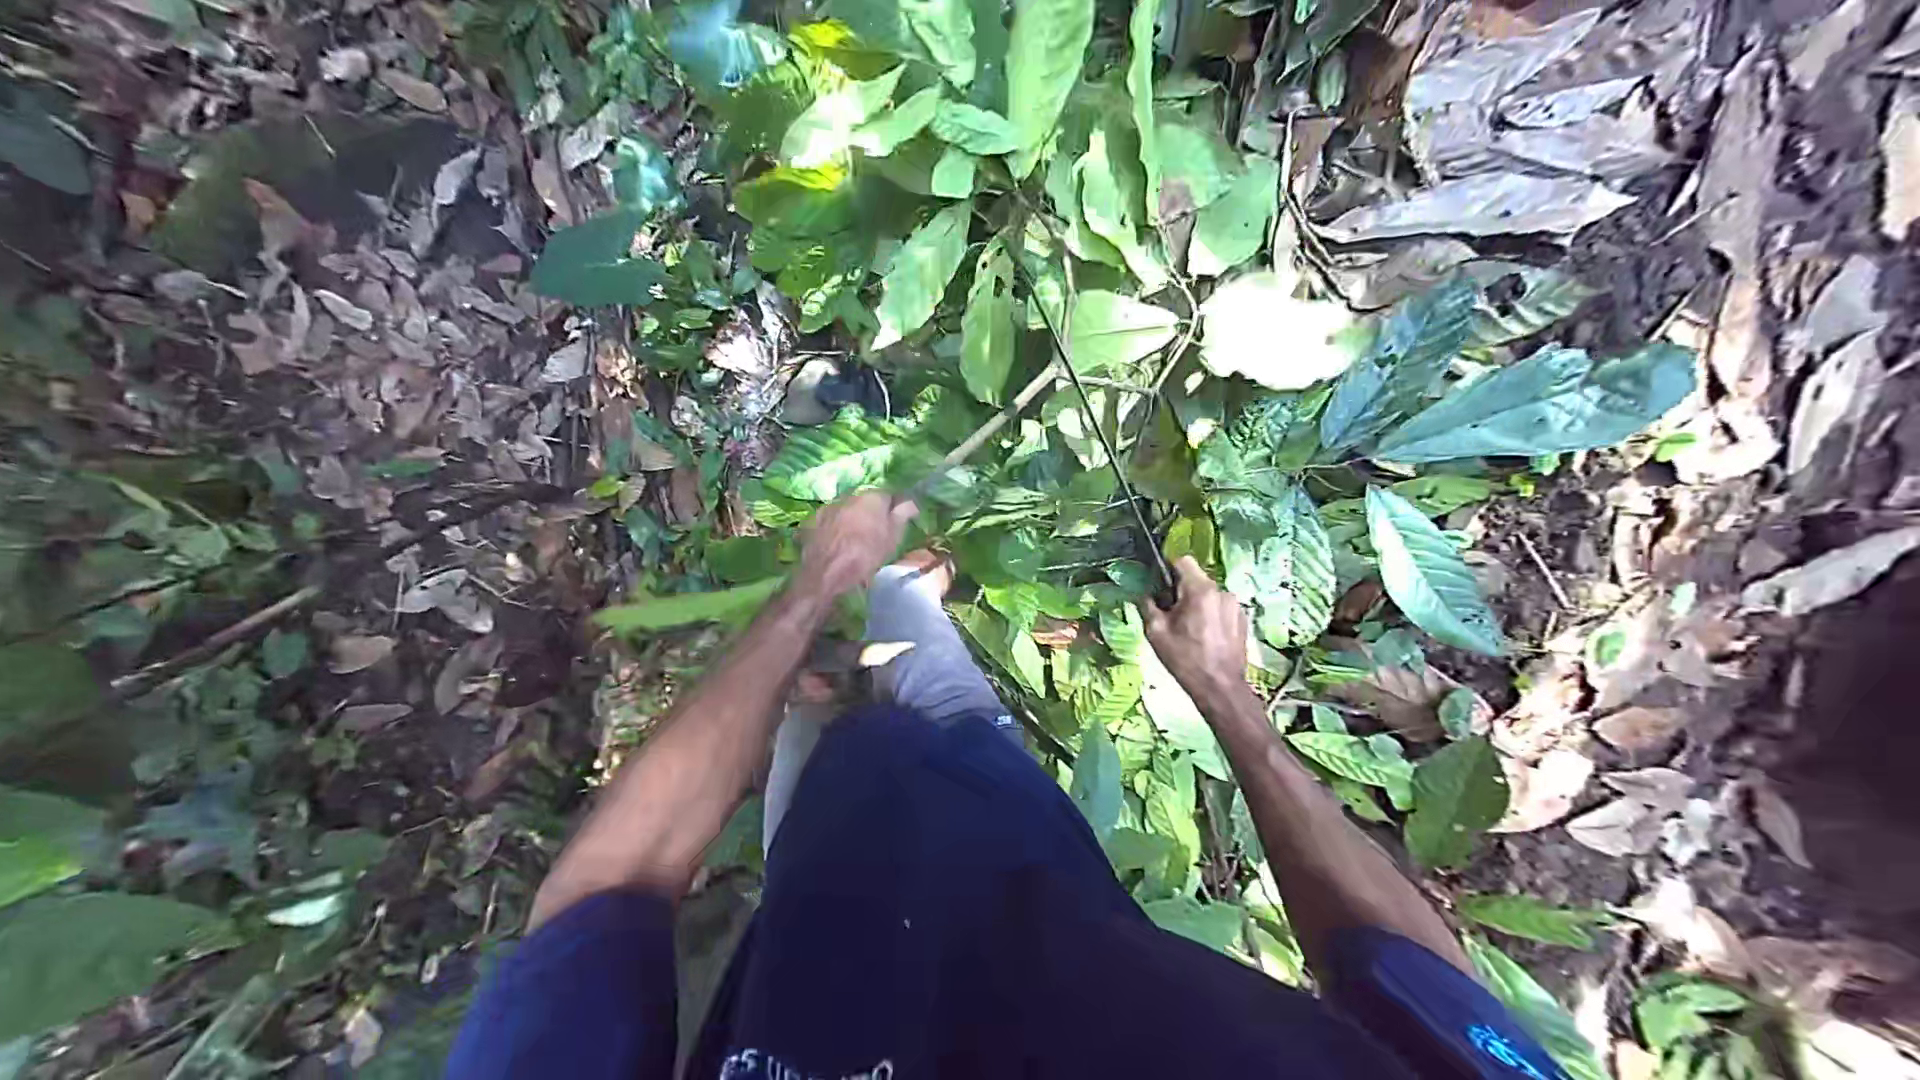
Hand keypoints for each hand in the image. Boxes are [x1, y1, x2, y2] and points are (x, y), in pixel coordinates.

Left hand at [796, 491, 917, 597]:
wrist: (826, 572)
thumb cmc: (865, 555)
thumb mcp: (892, 538)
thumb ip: (901, 516)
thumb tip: (909, 502)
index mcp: (872, 497)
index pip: (889, 495)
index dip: (894, 507)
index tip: (897, 520)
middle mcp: (849, 496)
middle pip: (865, 501)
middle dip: (872, 512)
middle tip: (876, 531)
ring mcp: (828, 507)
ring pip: (846, 509)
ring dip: (852, 518)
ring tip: (855, 537)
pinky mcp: (813, 520)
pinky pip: (830, 520)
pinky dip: (835, 527)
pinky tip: (837, 541)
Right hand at [1140, 557, 1250, 705]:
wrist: (1220, 687)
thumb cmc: (1185, 659)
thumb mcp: (1155, 632)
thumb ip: (1148, 606)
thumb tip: (1145, 594)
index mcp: (1200, 590)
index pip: (1183, 560)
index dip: (1168, 568)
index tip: (1160, 585)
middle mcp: (1221, 592)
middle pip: (1196, 578)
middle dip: (1181, 590)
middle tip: (1170, 613)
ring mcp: (1235, 605)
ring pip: (1208, 593)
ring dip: (1196, 603)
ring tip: (1188, 628)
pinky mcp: (1243, 619)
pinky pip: (1220, 606)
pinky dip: (1210, 614)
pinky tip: (1204, 635)